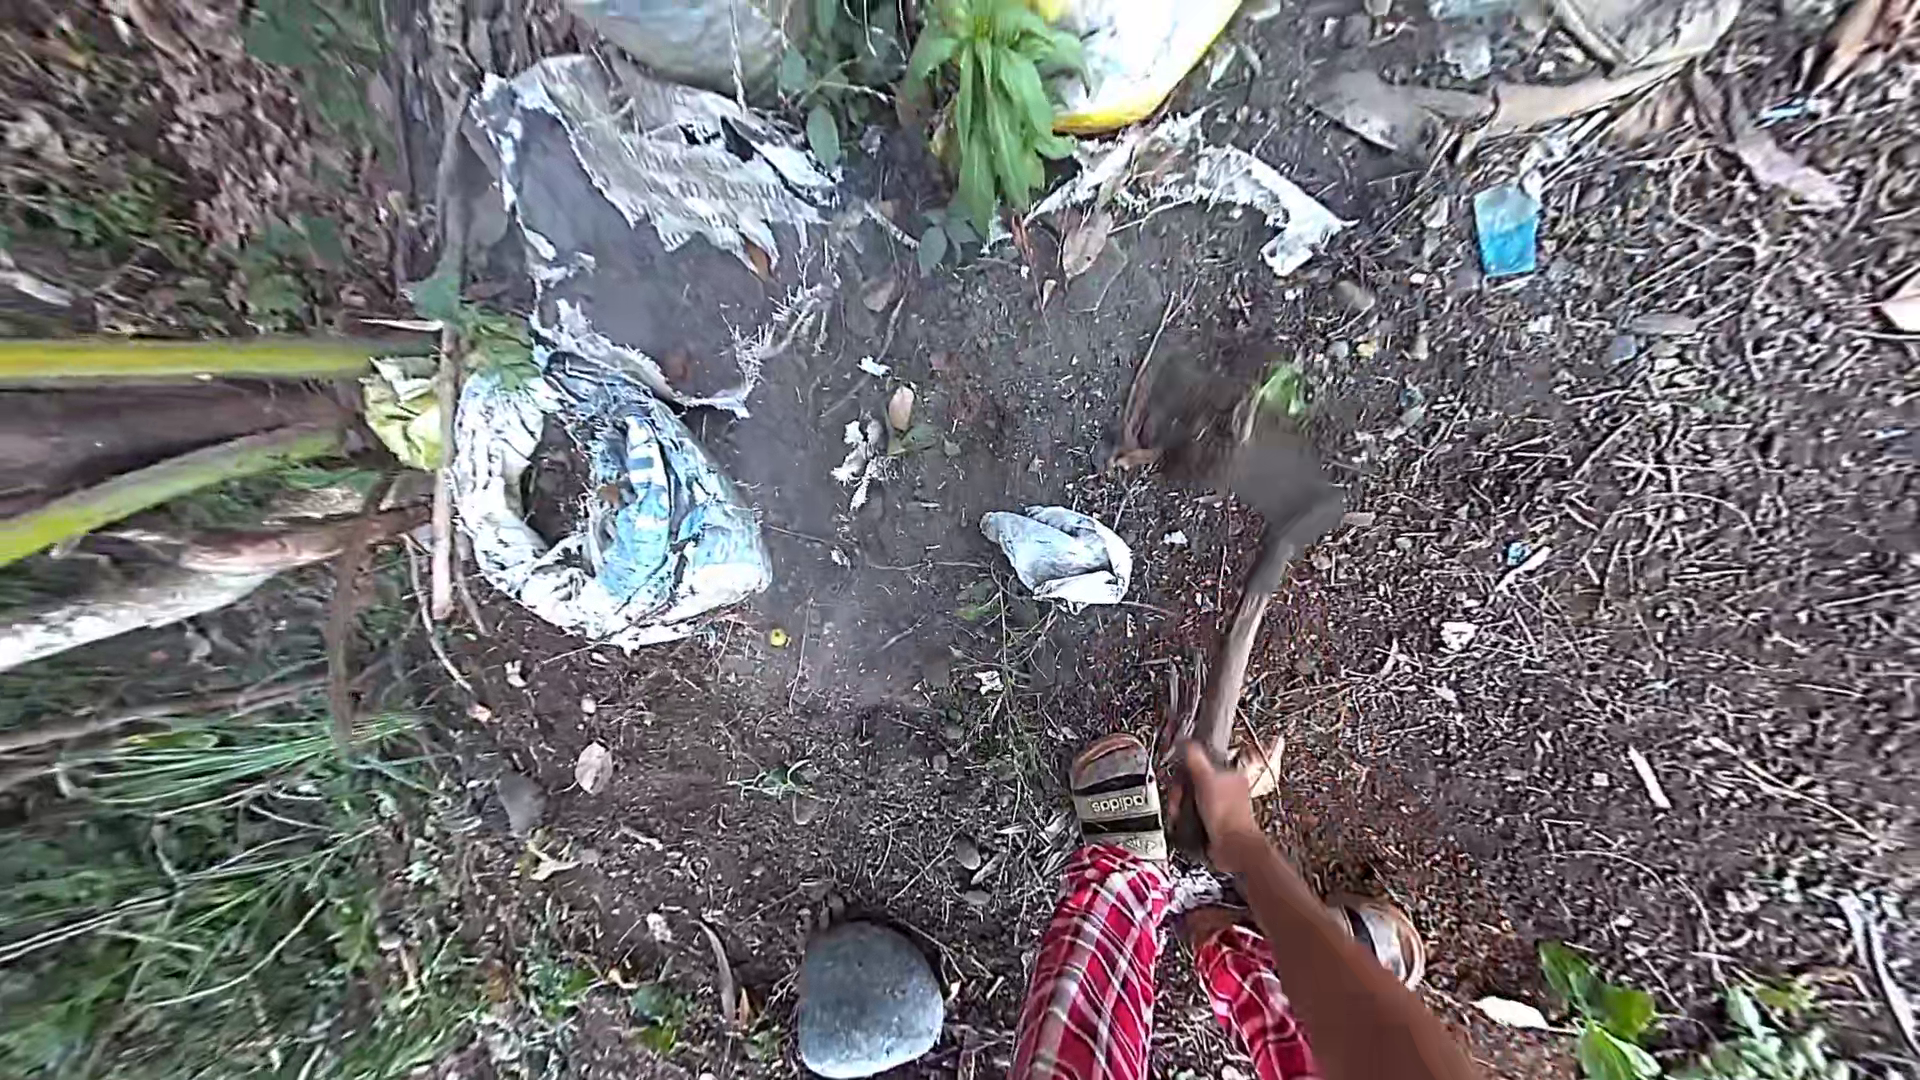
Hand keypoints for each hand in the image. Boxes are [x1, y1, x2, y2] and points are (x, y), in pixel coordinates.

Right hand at [1181, 742, 1265, 871]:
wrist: (1231, 847)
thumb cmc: (1227, 814)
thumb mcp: (1205, 777)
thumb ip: (1195, 757)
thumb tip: (1186, 742)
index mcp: (1230, 775)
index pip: (1202, 762)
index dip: (1187, 768)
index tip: (1180, 774)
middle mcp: (1226, 790)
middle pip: (1192, 781)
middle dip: (1180, 790)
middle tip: (1178, 796)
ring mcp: (1218, 807)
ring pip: (1190, 798)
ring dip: (1180, 804)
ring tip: (1178, 811)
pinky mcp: (1211, 823)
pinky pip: (1190, 813)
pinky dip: (1184, 816)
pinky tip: (1181, 819)